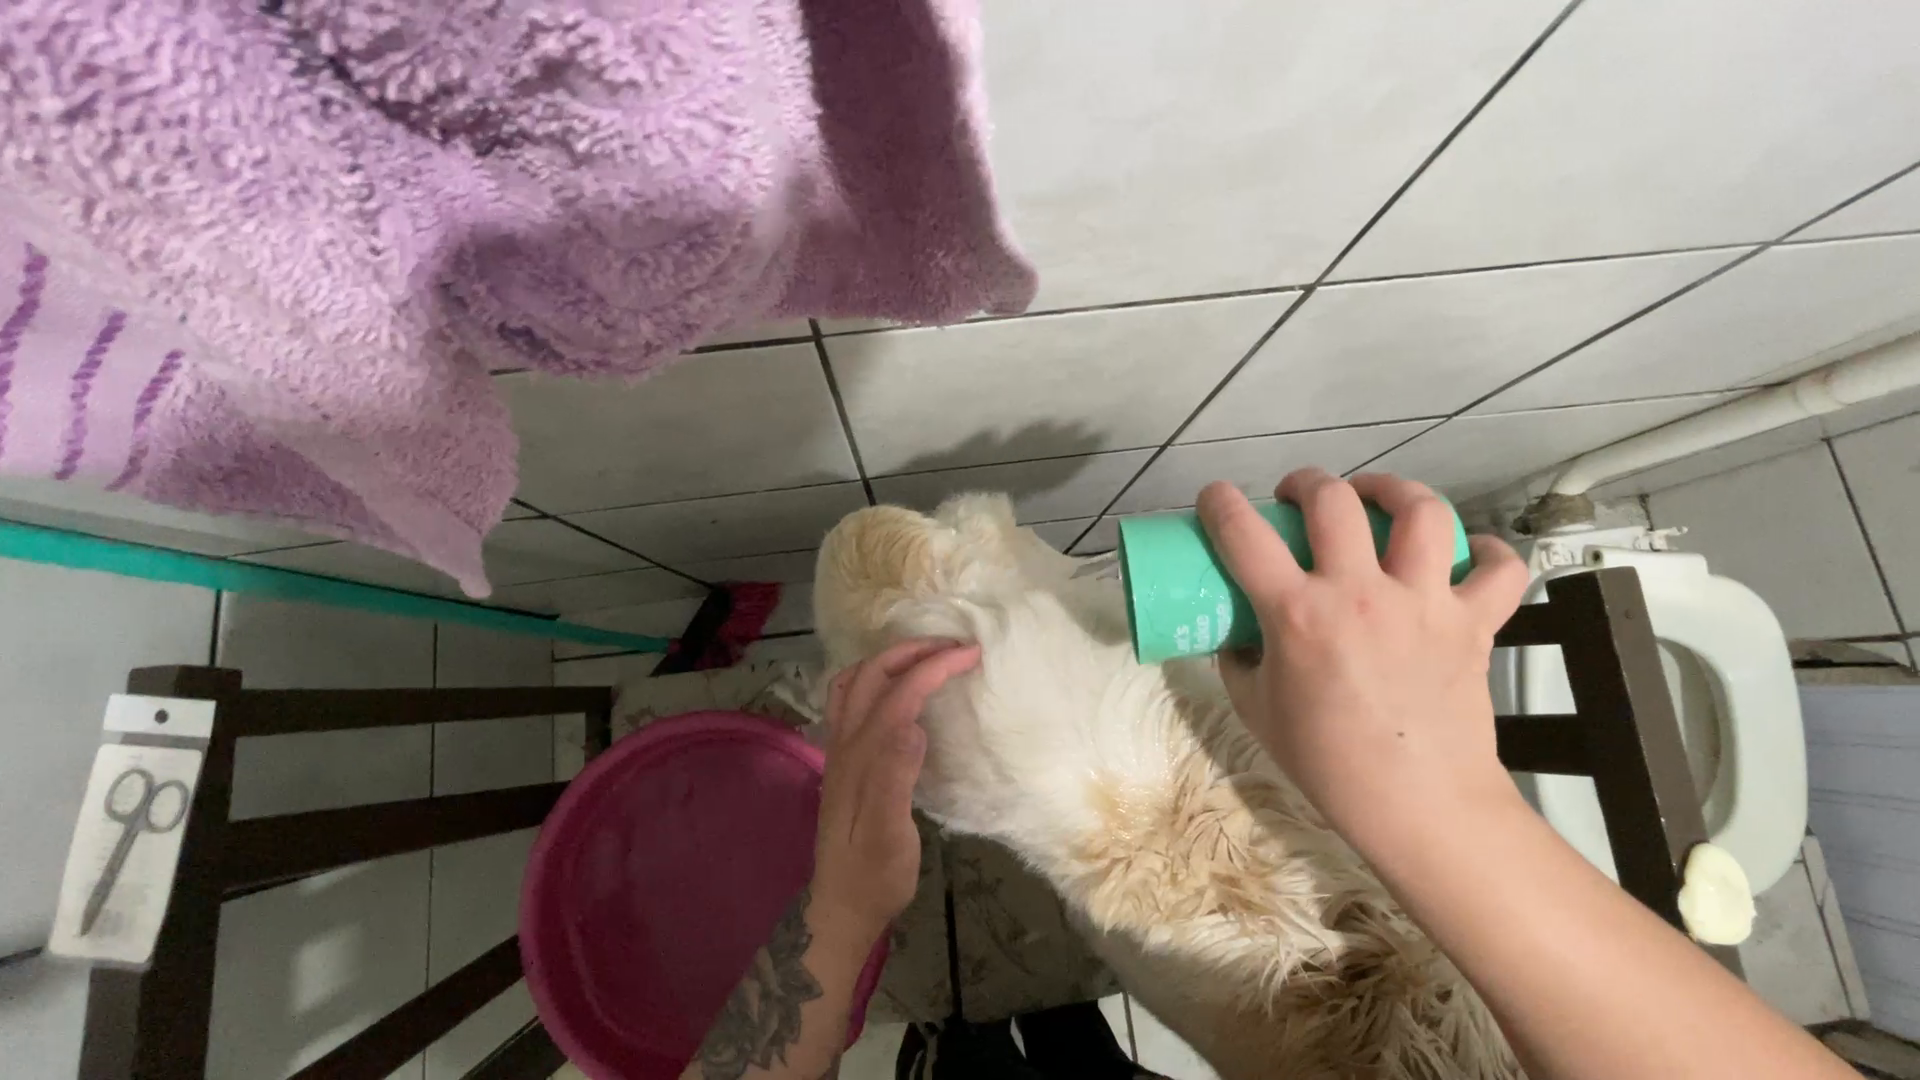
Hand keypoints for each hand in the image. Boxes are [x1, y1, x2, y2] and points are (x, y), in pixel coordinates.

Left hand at [812, 639, 980, 946]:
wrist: (841, 909)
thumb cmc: (874, 877)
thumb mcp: (889, 837)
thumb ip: (895, 780)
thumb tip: (912, 725)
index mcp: (861, 756)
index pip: (899, 693)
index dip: (934, 666)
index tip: (972, 654)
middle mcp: (845, 743)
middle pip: (872, 674)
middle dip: (913, 651)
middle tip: (955, 647)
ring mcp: (839, 749)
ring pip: (855, 682)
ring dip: (890, 660)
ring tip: (927, 658)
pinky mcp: (844, 760)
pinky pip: (853, 700)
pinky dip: (877, 680)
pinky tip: (898, 692)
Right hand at [1196, 469, 1528, 853]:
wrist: (1416, 805)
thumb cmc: (1325, 760)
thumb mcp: (1256, 708)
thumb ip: (1239, 660)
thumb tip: (1238, 635)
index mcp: (1298, 614)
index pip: (1245, 537)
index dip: (1221, 504)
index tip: (1215, 495)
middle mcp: (1360, 593)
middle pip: (1333, 501)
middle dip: (1306, 482)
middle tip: (1298, 496)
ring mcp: (1424, 603)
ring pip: (1421, 512)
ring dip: (1393, 490)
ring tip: (1377, 497)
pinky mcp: (1473, 623)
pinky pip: (1496, 568)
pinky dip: (1484, 552)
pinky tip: (1466, 553)